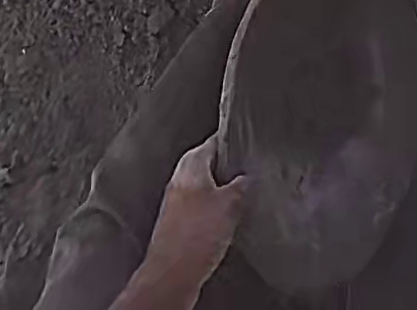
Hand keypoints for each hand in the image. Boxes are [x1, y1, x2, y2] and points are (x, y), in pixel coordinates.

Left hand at [141, 134, 247, 292]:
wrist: (171, 277)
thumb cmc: (195, 237)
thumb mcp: (230, 204)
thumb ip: (240, 186)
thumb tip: (246, 179)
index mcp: (190, 166)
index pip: (212, 143)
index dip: (228, 140)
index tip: (239, 139)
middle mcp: (179, 181)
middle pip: (205, 165)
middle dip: (223, 169)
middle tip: (242, 171)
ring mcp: (174, 205)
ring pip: (201, 189)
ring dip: (216, 192)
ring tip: (234, 199)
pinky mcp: (174, 227)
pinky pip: (196, 211)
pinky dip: (209, 213)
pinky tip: (220, 224)